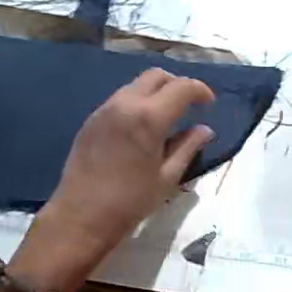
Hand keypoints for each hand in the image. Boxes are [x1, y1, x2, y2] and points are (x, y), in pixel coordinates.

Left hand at [11, 69, 215, 291]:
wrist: (82, 215)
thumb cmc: (130, 201)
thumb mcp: (167, 177)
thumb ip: (188, 147)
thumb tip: (205, 130)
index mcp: (148, 118)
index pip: (181, 88)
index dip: (200, 90)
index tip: (209, 103)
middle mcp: (125, 104)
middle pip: (156, 76)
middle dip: (177, 85)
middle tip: (188, 106)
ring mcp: (104, 110)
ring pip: (135, 85)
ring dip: (155, 93)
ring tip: (165, 117)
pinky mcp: (91, 120)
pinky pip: (119, 100)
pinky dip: (136, 103)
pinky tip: (141, 128)